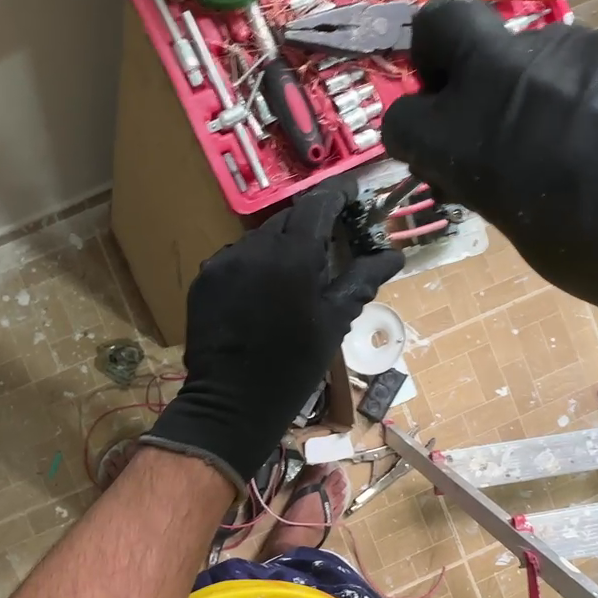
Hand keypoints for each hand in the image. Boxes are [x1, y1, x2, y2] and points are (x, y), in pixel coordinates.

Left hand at [142, 188, 403, 484]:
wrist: (232, 401)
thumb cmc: (294, 364)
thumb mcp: (335, 321)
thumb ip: (362, 280)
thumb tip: (395, 255)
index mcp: (294, 254)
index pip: (319, 203)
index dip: (339, 196)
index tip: (352, 200)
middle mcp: (254, 247)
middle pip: (288, 219)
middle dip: (310, 226)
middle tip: (327, 248)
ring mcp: (223, 262)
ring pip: (259, 239)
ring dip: (279, 248)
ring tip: (292, 279)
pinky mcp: (203, 279)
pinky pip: (234, 260)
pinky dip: (252, 266)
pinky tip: (261, 294)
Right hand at [381, 0, 597, 404]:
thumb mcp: (548, 247)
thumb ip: (499, 187)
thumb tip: (484, 159)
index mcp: (486, 143)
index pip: (405, 114)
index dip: (416, 132)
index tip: (439, 151)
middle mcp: (527, 77)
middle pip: (449, 29)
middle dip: (446, 60)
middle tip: (480, 105)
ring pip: (542, 54)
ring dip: (550, 92)